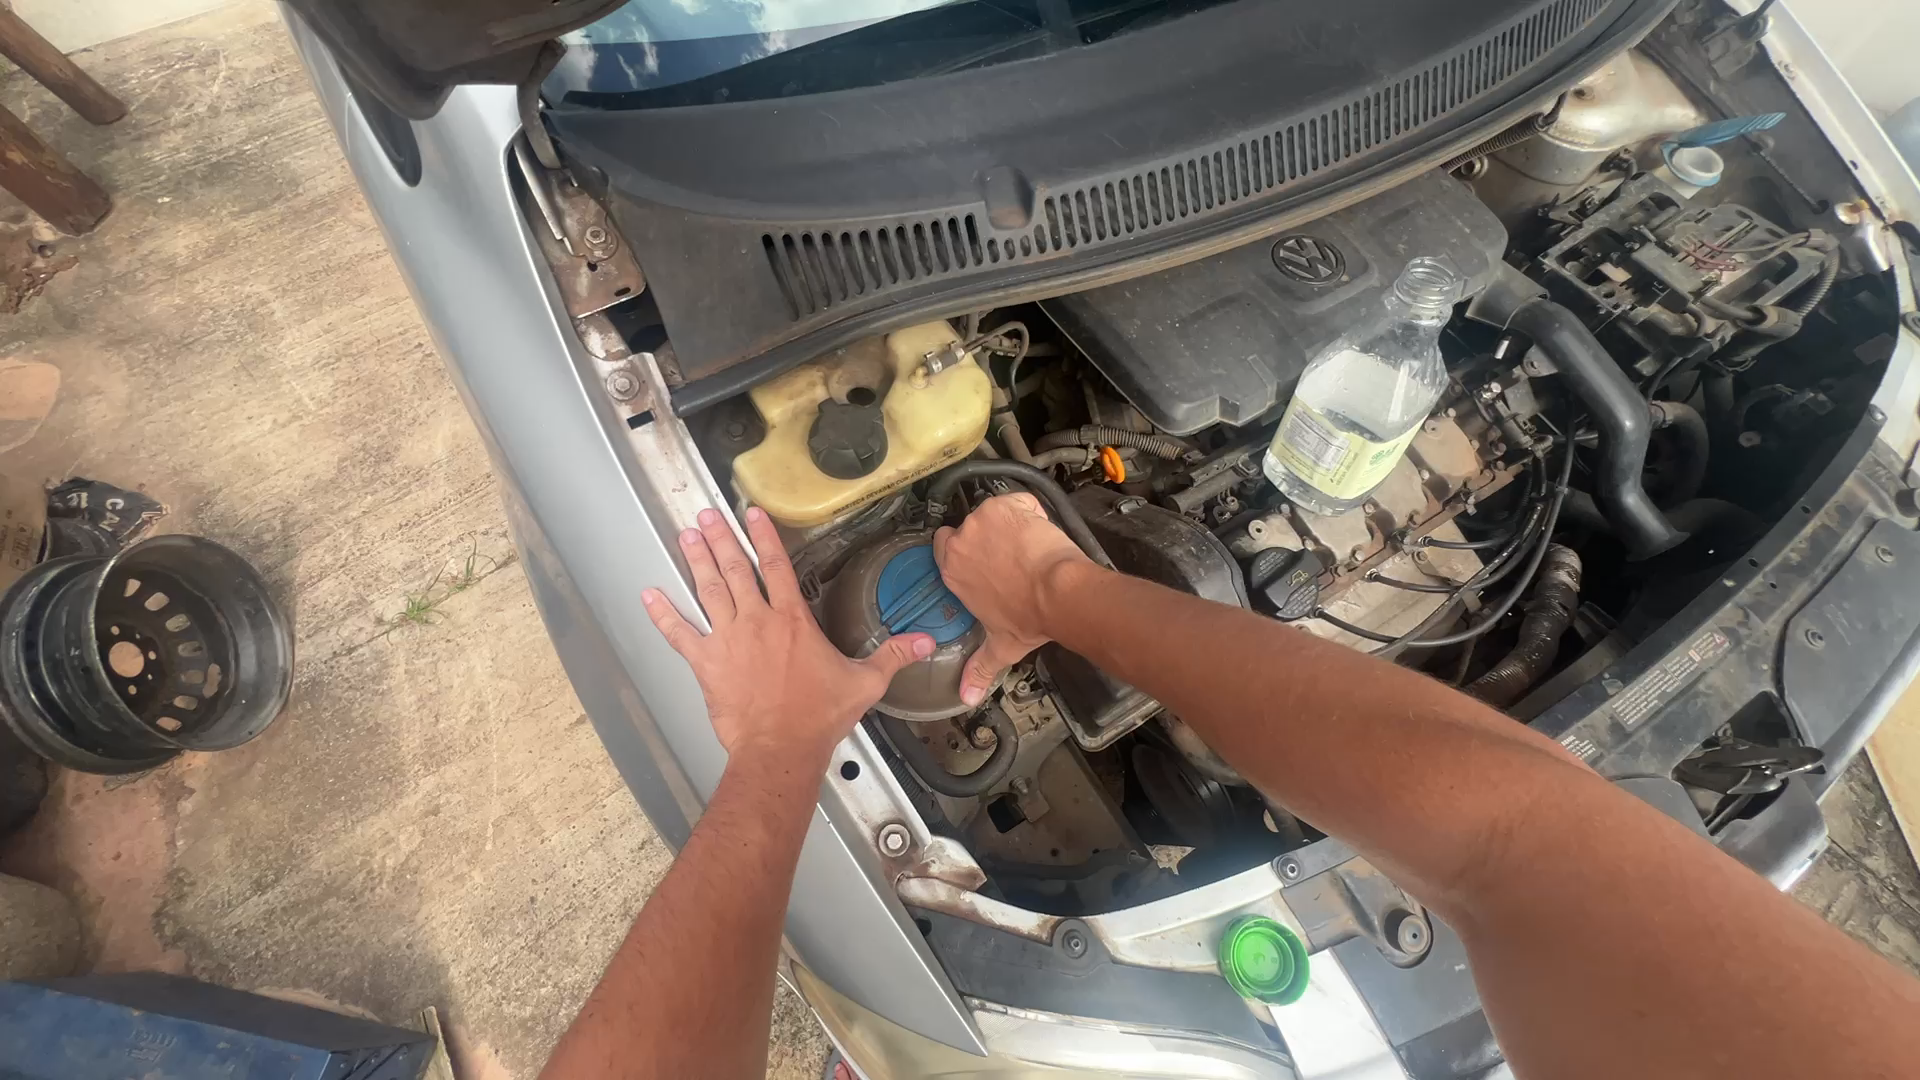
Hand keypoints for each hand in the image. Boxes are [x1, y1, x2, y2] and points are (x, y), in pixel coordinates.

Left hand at [643, 507, 934, 764]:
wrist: (780, 749)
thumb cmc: (820, 715)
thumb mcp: (865, 682)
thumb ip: (893, 656)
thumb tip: (928, 641)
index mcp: (792, 620)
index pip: (776, 566)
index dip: (764, 536)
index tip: (751, 512)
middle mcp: (757, 621)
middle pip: (735, 570)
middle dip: (721, 539)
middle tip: (705, 513)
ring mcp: (727, 640)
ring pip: (708, 591)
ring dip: (696, 561)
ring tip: (686, 535)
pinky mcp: (706, 664)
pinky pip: (680, 634)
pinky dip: (663, 615)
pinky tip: (649, 595)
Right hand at [932, 493, 1095, 706]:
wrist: (1058, 592)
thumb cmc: (1030, 616)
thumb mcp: (1000, 646)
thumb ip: (979, 670)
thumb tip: (967, 696)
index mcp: (952, 570)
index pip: (943, 546)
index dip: (964, 549)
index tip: (982, 557)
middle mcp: (961, 542)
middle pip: (969, 528)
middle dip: (987, 536)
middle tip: (1011, 554)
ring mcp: (983, 519)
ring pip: (993, 513)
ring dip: (1010, 523)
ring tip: (1029, 545)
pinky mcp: (1007, 505)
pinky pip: (1018, 500)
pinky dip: (1030, 510)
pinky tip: (1040, 531)